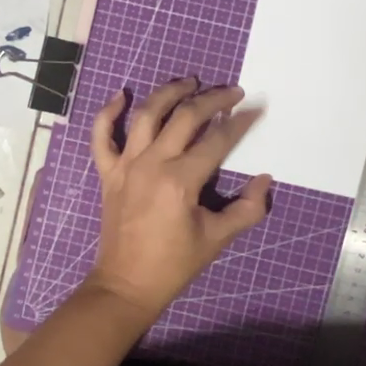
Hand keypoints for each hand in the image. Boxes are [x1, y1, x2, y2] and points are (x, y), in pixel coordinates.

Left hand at [86, 77, 272, 319]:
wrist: (126, 284)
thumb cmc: (174, 264)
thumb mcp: (217, 239)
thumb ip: (246, 209)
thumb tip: (264, 180)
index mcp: (180, 180)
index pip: (217, 140)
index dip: (239, 122)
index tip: (255, 108)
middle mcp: (151, 163)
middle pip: (185, 117)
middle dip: (212, 99)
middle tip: (231, 91)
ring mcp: (125, 165)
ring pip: (146, 115)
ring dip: (168, 93)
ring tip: (189, 81)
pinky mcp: (107, 172)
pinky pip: (102, 136)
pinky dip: (108, 112)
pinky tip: (122, 95)